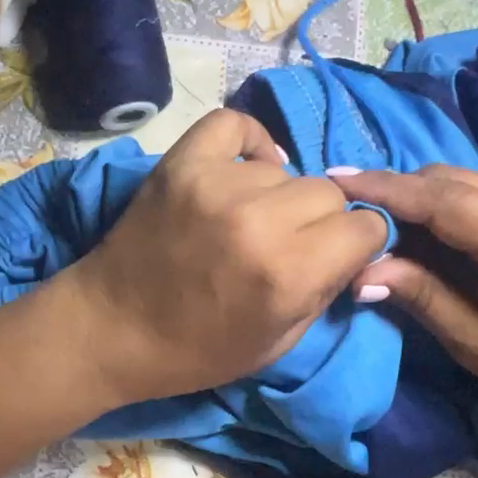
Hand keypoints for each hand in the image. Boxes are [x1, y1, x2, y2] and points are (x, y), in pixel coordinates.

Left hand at [62, 109, 390, 402]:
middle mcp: (260, 220)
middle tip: (284, 243)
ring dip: (277, 195)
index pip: (366, 227)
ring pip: (287, 169)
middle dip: (318, 222)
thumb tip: (352, 247)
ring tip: (247, 220)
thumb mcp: (278, 342)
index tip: (330, 256)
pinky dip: (247, 144)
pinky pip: (235, 124)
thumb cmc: (195, 352)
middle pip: (329, 195)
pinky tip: (242, 170)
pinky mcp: (181, 162)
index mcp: (288, 273)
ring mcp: (217, 184)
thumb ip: (324, 290)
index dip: (354, 246)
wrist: (111, 330)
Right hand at [330, 165, 477, 420]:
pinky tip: (413, 225)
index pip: (444, 200)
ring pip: (461, 179)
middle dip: (393, 190)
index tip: (335, 183)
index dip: (386, 190)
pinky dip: (438, 203)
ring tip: (370, 218)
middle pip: (449, 180)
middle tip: (343, 208)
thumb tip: (361, 272)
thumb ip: (423, 298)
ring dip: (413, 195)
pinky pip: (477, 190)